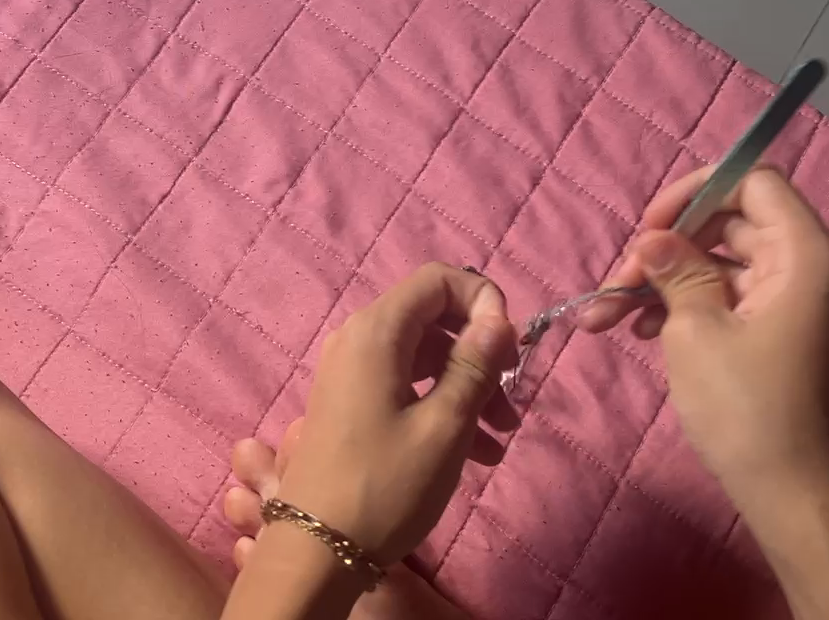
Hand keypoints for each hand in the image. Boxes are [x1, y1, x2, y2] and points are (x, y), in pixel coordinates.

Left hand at [275, 263, 520, 561]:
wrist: (317, 550)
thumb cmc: (385, 484)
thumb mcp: (445, 426)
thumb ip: (475, 366)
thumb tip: (498, 319)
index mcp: (377, 329)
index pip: (437, 279)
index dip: (481, 300)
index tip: (509, 347)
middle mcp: (359, 336)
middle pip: (433, 315)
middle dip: (479, 348)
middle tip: (511, 393)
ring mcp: (352, 368)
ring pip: (424, 354)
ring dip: (467, 383)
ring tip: (502, 434)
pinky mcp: (352, 397)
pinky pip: (405, 381)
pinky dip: (441, 401)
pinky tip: (478, 450)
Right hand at [577, 165, 828, 507]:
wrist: (793, 500)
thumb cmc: (747, 407)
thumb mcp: (695, 328)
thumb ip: (675, 269)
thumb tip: (654, 238)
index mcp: (802, 256)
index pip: (753, 184)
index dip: (698, 193)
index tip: (651, 226)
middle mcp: (804, 270)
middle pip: (726, 226)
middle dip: (665, 247)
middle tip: (617, 280)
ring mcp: (790, 304)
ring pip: (715, 265)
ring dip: (661, 281)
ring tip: (607, 314)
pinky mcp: (776, 334)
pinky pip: (723, 297)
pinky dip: (680, 305)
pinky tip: (637, 329)